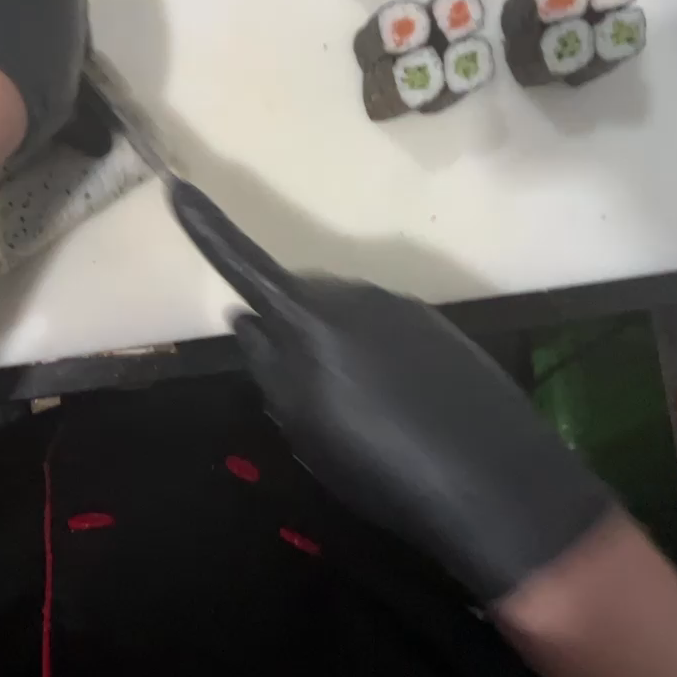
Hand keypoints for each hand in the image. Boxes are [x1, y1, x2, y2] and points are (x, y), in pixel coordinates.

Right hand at [173, 182, 613, 602]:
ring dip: (329, 338)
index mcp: (308, 321)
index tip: (177, 189)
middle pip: (296, 292)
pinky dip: (369, 348)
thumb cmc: (380, 466)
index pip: (243, 265)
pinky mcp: (436, 322)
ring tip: (355, 404)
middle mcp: (352, 295)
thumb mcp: (303, 427)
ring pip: (339, 307)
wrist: (499, 487)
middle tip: (301, 388)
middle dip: (285, 322)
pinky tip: (394, 398)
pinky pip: (380, 320)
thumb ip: (266, 365)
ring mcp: (400, 304)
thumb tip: (243, 317)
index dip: (207, 228)